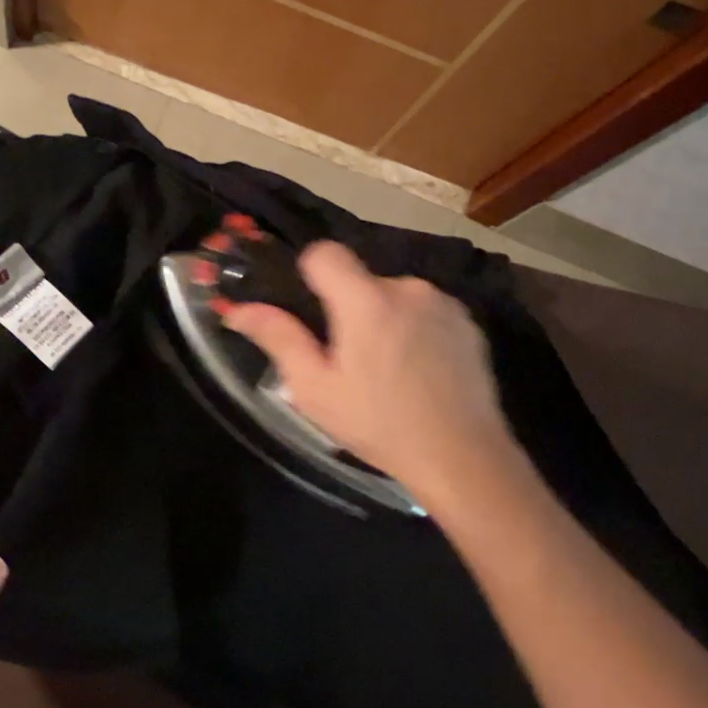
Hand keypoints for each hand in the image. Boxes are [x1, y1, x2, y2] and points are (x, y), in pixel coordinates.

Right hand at [221, 241, 511, 488]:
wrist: (460, 454)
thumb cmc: (378, 424)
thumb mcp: (315, 389)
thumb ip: (279, 339)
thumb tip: (239, 310)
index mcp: (365, 301)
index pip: (325, 253)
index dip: (309, 275)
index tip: (310, 313)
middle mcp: (407, 288)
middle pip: (361, 281)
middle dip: (349, 310)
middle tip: (347, 363)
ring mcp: (443, 303)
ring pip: (394, 297)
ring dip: (383, 321)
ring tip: (386, 372)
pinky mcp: (468, 322)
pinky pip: (426, 312)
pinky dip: (415, 331)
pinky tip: (418, 373)